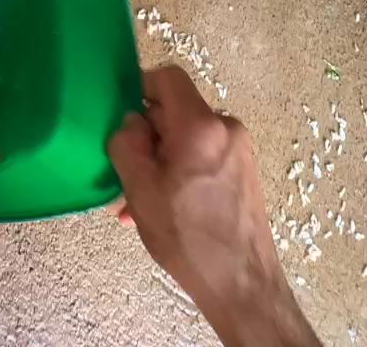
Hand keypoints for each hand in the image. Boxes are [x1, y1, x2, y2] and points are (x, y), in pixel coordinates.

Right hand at [108, 67, 319, 346]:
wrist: (244, 288)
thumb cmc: (188, 237)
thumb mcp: (140, 188)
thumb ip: (126, 142)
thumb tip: (131, 122)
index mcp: (200, 125)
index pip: (167, 78)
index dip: (141, 86)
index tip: (123, 114)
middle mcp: (225, 127)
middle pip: (175, 110)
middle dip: (148, 135)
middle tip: (129, 169)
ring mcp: (239, 149)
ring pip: (187, 137)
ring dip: (162, 159)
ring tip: (142, 197)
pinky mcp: (244, 170)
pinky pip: (203, 155)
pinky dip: (181, 170)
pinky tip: (164, 205)